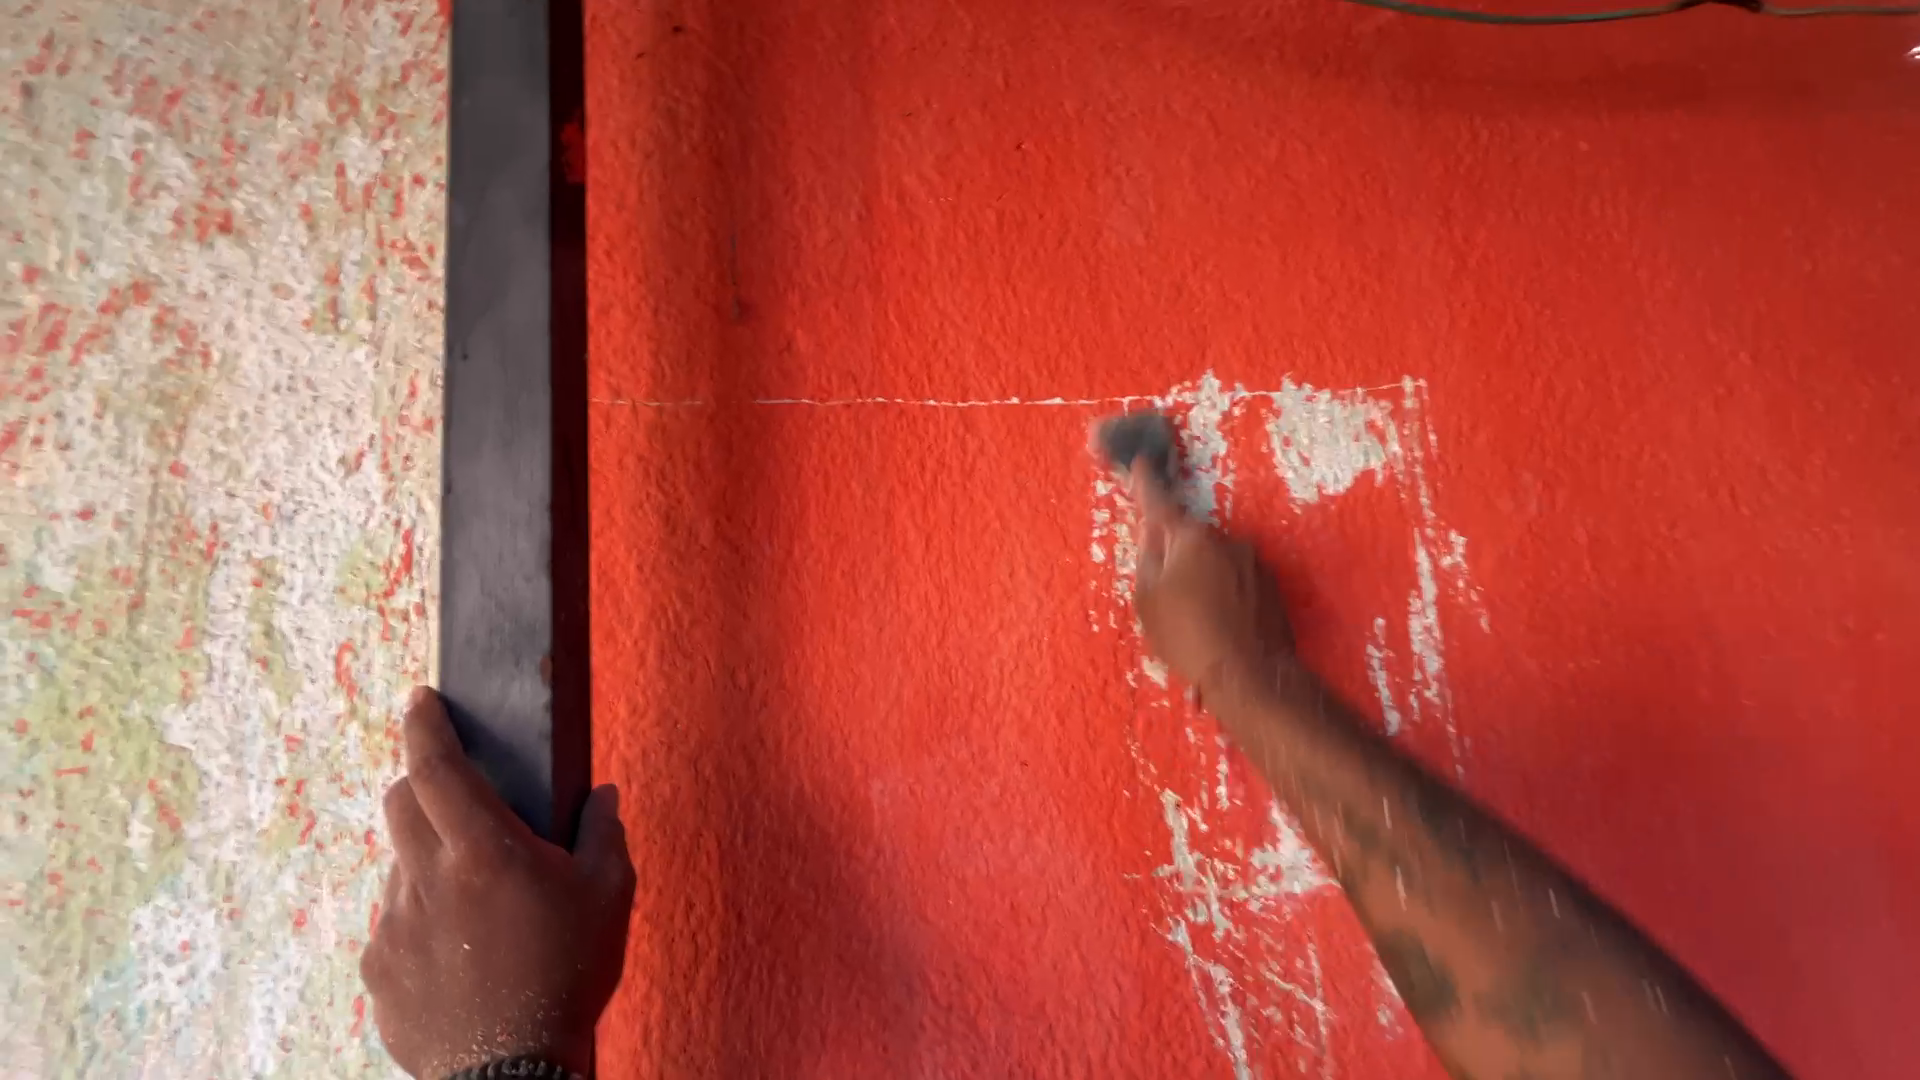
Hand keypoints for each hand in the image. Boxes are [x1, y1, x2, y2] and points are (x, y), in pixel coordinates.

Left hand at [360, 687, 636, 1077]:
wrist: (512, 1070)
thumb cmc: (570, 969)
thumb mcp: (610, 890)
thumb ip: (605, 830)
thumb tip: (602, 794)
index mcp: (482, 852)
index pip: (438, 769)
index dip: (425, 726)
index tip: (419, 698)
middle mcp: (424, 881)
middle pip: (401, 803)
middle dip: (424, 780)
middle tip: (463, 791)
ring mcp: (391, 929)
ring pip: (400, 861)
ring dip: (432, 851)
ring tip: (481, 887)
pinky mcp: (376, 970)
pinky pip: (394, 916)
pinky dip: (424, 904)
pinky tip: (465, 940)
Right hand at [1128, 460, 1294, 702]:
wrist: (1250, 675)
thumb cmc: (1186, 636)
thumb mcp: (1148, 600)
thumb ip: (1147, 559)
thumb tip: (1152, 534)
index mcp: (1189, 537)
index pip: (1159, 503)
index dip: (1146, 483)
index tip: (1140, 462)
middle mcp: (1225, 539)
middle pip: (1189, 540)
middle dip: (1175, 556)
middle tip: (1165, 595)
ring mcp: (1253, 562)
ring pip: (1214, 562)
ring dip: (1202, 580)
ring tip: (1196, 623)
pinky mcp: (1272, 587)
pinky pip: (1236, 582)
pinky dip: (1224, 596)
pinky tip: (1218, 627)